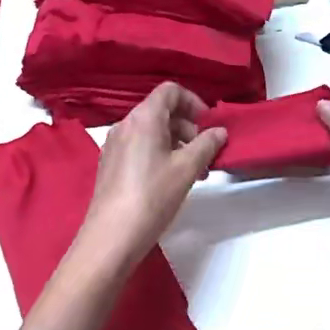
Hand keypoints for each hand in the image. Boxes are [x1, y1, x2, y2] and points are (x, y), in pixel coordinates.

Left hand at [79, 83, 226, 272]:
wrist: (111, 237)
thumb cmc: (153, 196)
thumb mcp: (187, 169)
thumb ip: (206, 145)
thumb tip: (219, 131)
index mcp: (143, 118)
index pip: (170, 91)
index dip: (194, 102)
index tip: (209, 125)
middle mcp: (125, 125)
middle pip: (161, 111)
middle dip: (188, 127)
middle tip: (205, 152)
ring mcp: (114, 145)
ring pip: (151, 131)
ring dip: (177, 143)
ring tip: (195, 170)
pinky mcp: (110, 165)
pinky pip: (140, 147)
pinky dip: (160, 153)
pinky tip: (172, 180)